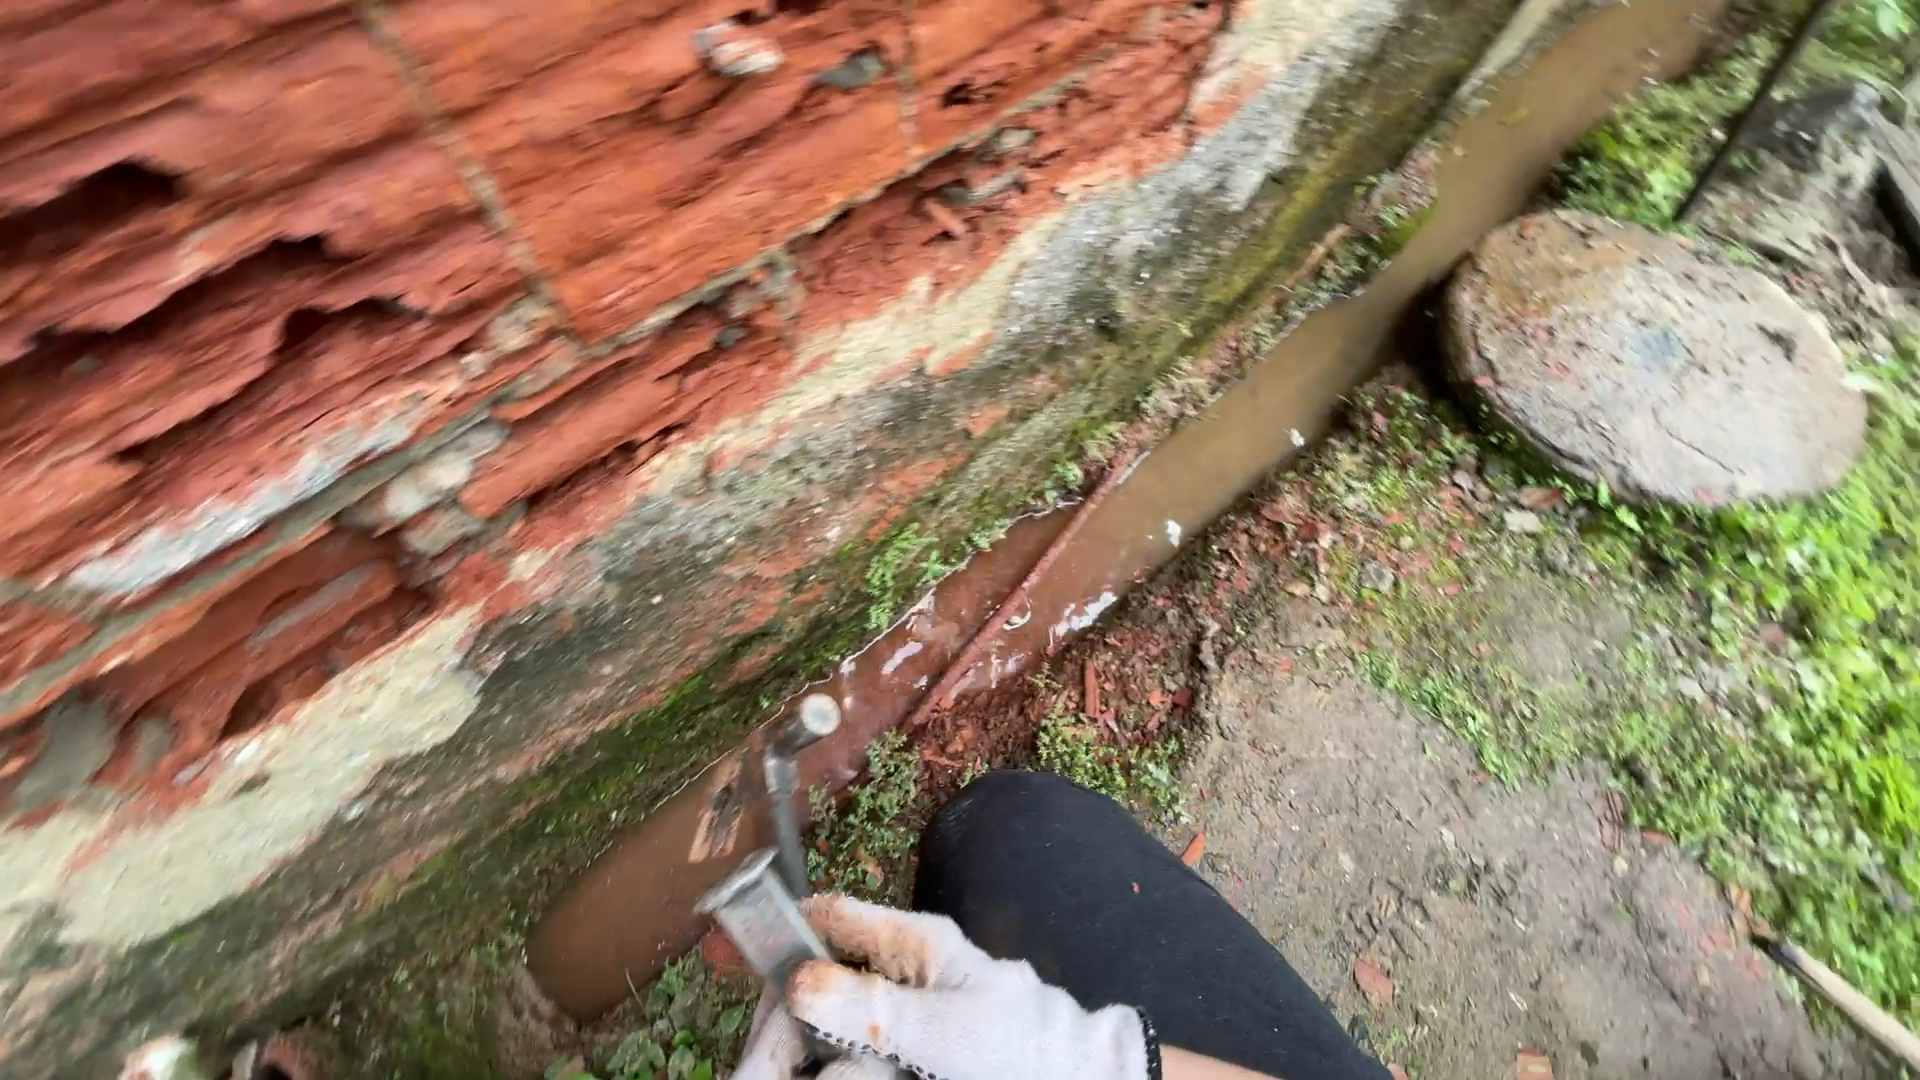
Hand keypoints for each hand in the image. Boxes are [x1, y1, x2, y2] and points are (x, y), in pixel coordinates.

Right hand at [735, 895, 1155, 1079]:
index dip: (783, 931)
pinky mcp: (894, 1040)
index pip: (832, 916)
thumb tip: (799, 980)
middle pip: (817, 975)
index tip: (735, 961)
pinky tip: (802, 1070)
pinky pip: (845, 1045)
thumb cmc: (1020, 1046)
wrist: (1069, 1078)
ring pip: (823, 1015)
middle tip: (754, 1072)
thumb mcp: (948, 1032)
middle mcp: (899, 965)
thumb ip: (878, 1009)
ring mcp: (896, 1004)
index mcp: (914, 941)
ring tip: (769, 1072)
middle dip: (780, 1020)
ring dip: (792, 1046)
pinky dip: (819, 1059)